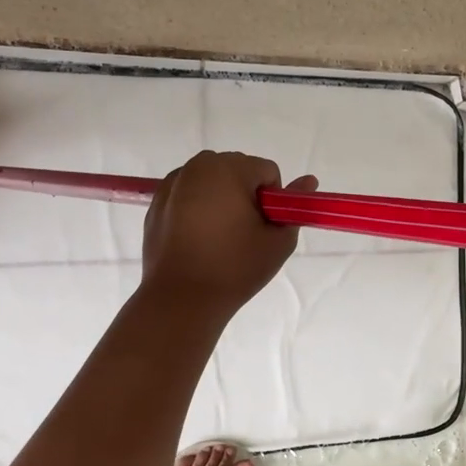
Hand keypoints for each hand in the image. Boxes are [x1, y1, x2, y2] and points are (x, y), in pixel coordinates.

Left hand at [140, 151, 317, 316]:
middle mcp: (197, 167)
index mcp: (228, 169)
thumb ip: (295, 207)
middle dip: (246, 194)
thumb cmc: (236, 268)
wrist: (181, 298)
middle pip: (238, 169)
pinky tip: (198, 239)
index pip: (267, 171)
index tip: (264, 227)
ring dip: (222, 198)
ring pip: (212, 180)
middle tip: (244, 233)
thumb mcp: (278, 241)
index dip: (273, 200)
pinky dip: (198, 207)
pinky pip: (189, 193)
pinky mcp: (156, 202)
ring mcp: (172, 183)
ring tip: (220, 237)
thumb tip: (308, 181)